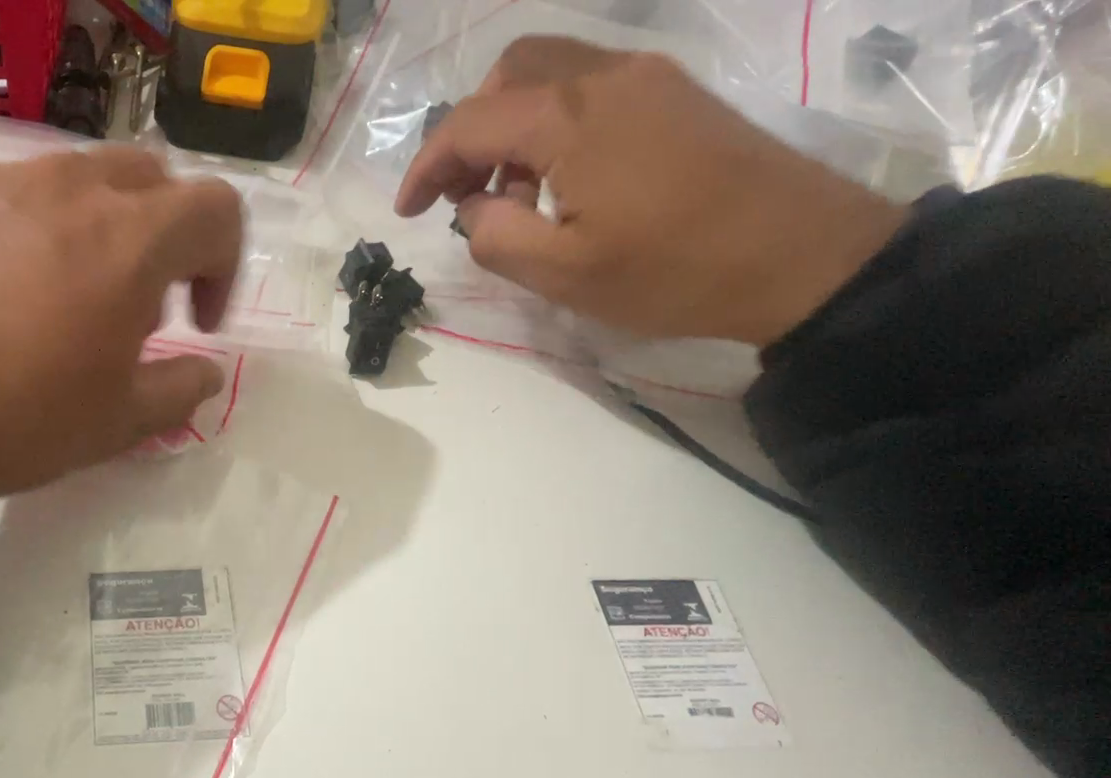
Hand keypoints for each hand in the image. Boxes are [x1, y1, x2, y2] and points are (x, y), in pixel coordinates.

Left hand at [0, 148, 240, 513]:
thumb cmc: (18, 422)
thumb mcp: (119, 423)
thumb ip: (182, 387)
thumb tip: (208, 370)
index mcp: (129, 240)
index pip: (216, 209)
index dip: (223, 265)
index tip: (196, 322)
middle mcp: (69, 188)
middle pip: (148, 178)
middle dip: (162, 235)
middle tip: (134, 301)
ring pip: (72, 177)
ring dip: (93, 226)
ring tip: (59, 292)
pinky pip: (2, 192)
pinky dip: (22, 227)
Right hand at [396, 37, 906, 345]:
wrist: (802, 256)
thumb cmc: (673, 271)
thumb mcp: (562, 274)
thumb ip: (494, 236)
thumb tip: (474, 208)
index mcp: (569, 117)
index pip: (469, 122)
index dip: (425, 167)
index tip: (406, 213)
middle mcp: (605, 77)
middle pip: (509, 72)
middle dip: (468, 130)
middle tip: (461, 193)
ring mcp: (647, 78)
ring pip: (551, 71)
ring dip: (510, 125)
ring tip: (509, 195)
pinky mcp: (674, 95)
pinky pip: (590, 85)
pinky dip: (552, 122)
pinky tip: (560, 180)